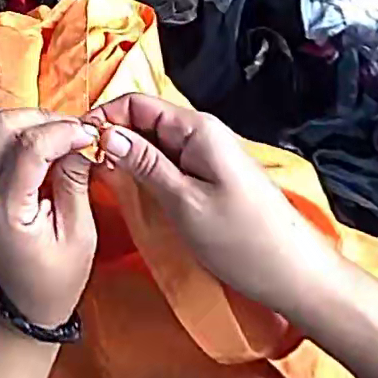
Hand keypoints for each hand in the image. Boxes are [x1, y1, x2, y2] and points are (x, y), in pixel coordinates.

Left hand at [0, 108, 99, 325]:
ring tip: (61, 134)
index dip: (63, 132)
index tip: (91, 136)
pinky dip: (19, 125)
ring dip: (31, 118)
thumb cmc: (54, 278)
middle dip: (45, 119)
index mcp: (7, 206)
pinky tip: (44, 140)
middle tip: (76, 132)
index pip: (29, 147)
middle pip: (4, 124)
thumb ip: (75, 183)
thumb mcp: (79, 236)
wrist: (19, 302)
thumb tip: (82, 141)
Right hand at [88, 93, 338, 310]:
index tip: (78, 141)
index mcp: (195, 128)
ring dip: (128, 152)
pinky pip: (168, 157)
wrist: (298, 275)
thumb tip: (105, 134)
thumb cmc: (244, 241)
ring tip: (103, 175)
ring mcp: (206, 151)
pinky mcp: (209, 171)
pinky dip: (146, 167)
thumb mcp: (184, 202)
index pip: (136, 102)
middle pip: (144, 118)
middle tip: (85, 162)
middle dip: (113, 134)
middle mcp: (200, 130)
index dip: (105, 116)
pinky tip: (133, 186)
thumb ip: (144, 164)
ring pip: (154, 139)